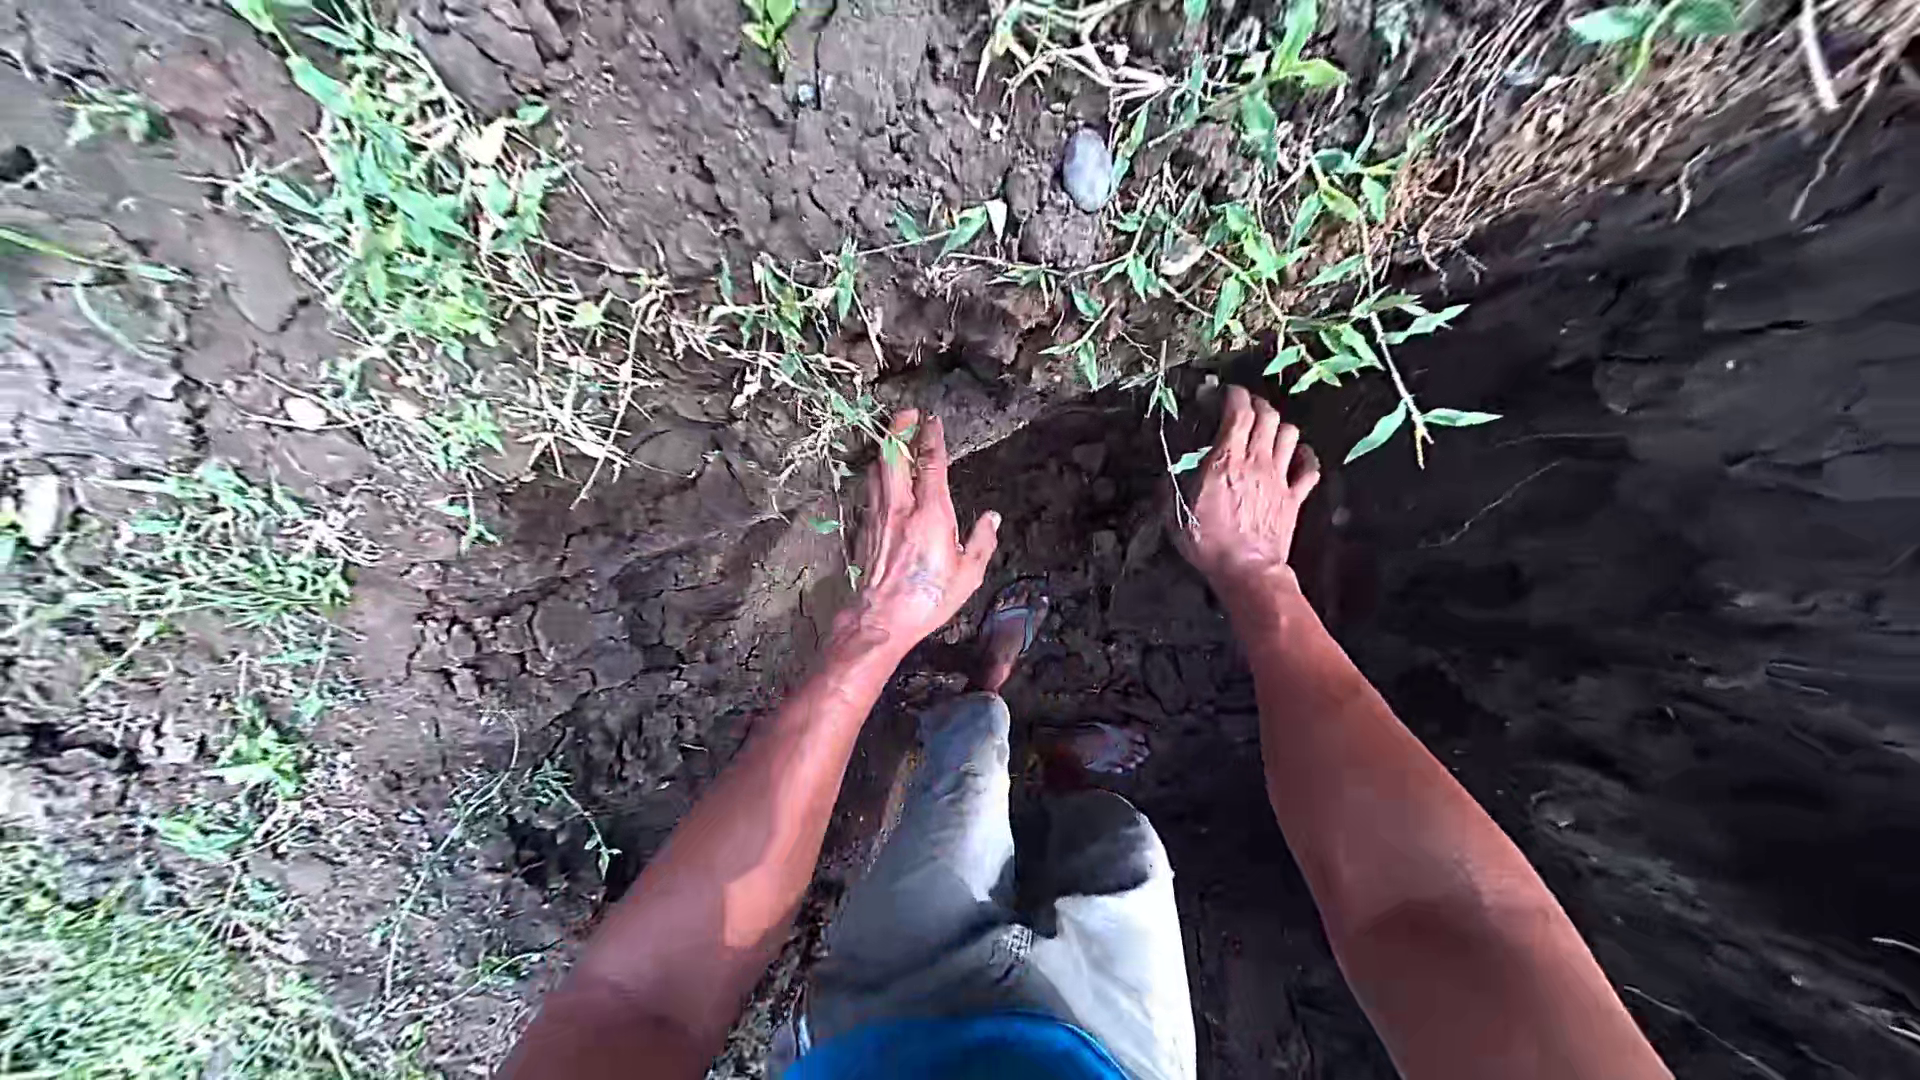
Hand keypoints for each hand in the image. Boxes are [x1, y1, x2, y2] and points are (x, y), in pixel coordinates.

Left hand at [832, 411, 999, 658]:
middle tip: (908, 414)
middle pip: (894, 455)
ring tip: (894, 437)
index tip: (933, 421)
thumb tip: (992, 518)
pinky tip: (882, 474)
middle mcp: (901, 507)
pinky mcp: (866, 528)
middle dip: (899, 428)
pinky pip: (870, 489)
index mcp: (931, 514)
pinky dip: (877, 472)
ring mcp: (879, 515)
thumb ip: (982, 541)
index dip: (931, 437)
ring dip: (886, 448)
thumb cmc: (927, 599)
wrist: (881, 619)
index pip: (930, 463)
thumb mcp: (968, 575)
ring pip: (878, 469)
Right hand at [1177, 385, 1320, 595]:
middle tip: (1245, 406)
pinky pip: (1310, 467)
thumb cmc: (1207, 543)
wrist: (1246, 570)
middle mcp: (1256, 462)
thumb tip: (1165, 476)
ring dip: (1279, 425)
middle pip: (1268, 416)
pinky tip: (1297, 454)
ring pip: (1290, 434)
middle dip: (1257, 404)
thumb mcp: (1175, 514)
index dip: (1233, 396)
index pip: (1238, 413)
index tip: (1223, 393)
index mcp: (1225, 462)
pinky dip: (1306, 455)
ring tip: (1267, 428)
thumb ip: (1169, 489)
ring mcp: (1280, 478)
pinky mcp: (1294, 497)